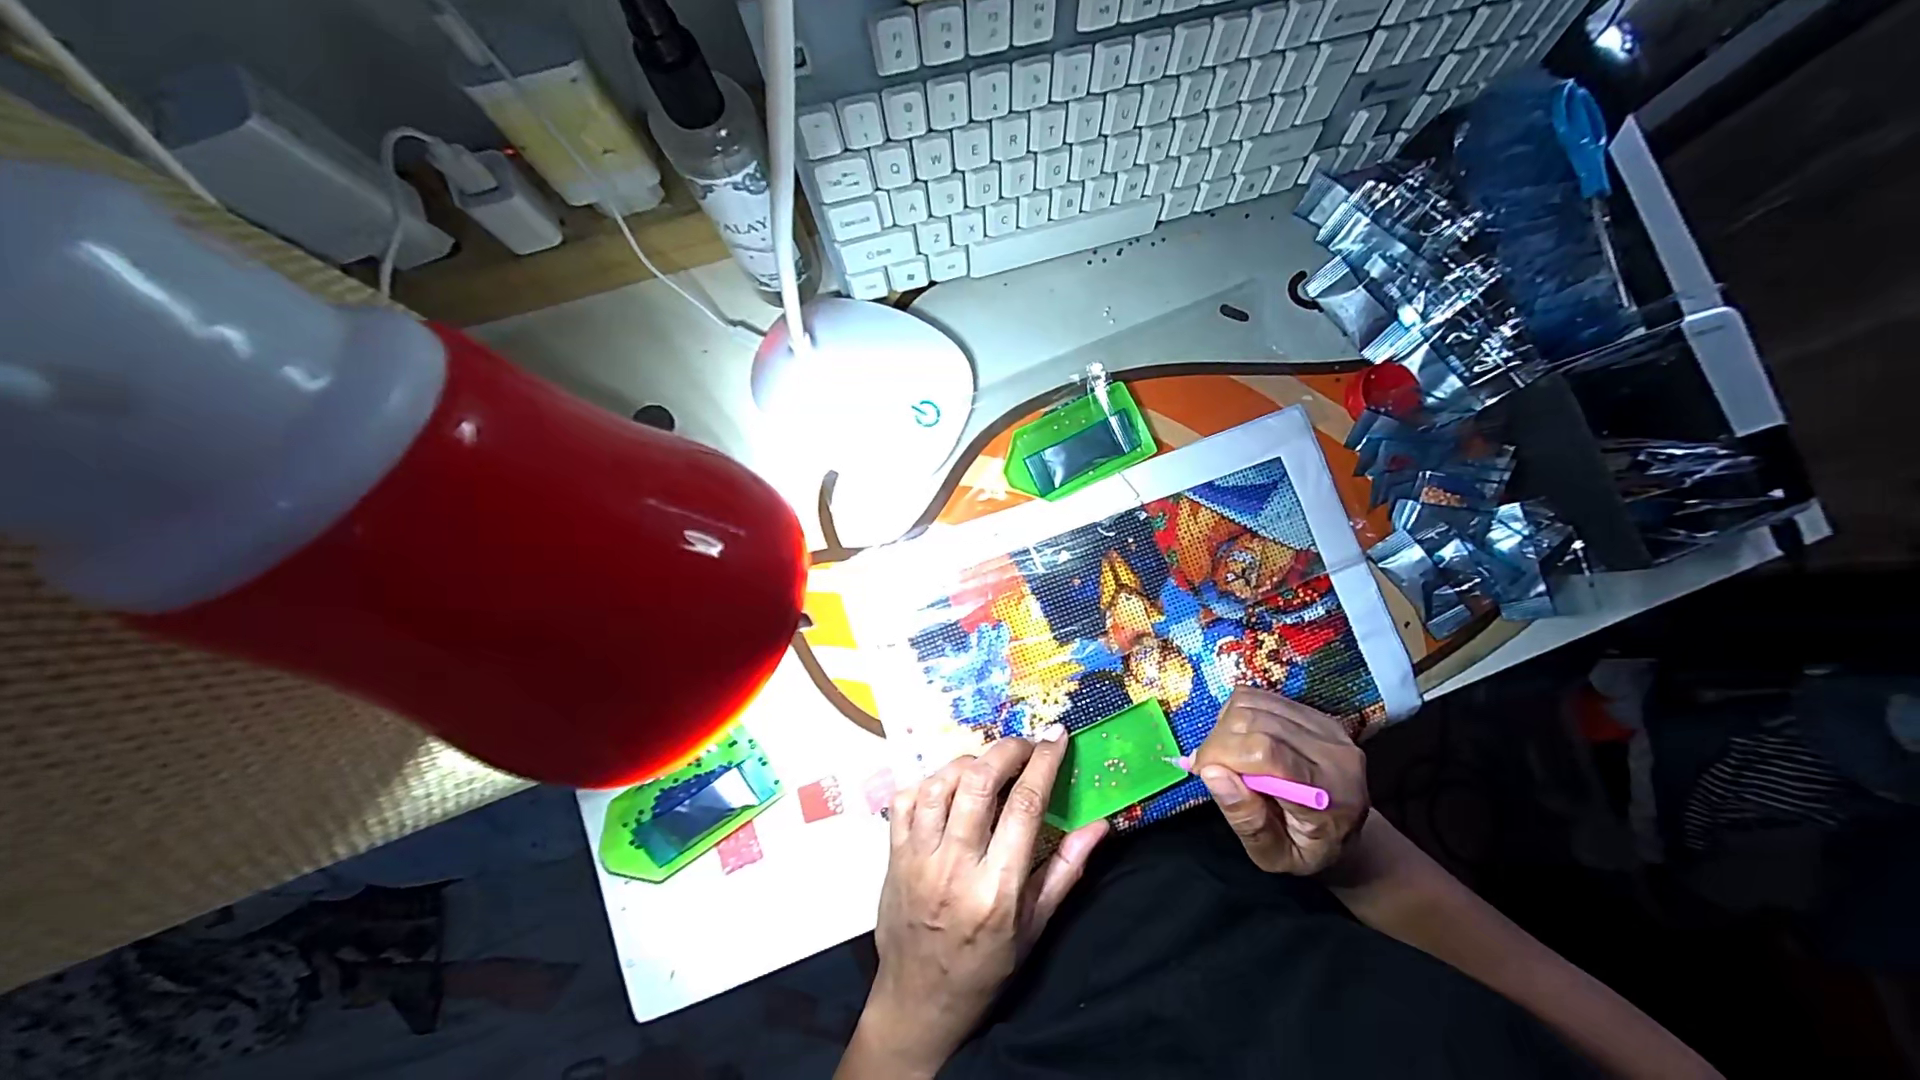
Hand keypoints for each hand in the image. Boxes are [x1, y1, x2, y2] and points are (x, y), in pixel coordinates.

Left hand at [845, 727, 1107, 1077]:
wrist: (920, 1002)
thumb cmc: (985, 968)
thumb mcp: (1035, 927)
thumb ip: (1066, 870)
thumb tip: (1100, 824)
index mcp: (997, 889)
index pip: (1025, 806)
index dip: (1044, 763)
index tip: (1056, 738)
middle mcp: (955, 867)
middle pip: (979, 783)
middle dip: (1007, 750)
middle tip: (1025, 744)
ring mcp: (918, 858)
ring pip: (940, 785)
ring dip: (968, 761)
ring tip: (988, 762)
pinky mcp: (893, 855)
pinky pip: (906, 800)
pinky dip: (929, 780)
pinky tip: (949, 783)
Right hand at [1192, 686, 1368, 875]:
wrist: (1347, 832)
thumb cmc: (1308, 851)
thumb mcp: (1274, 857)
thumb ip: (1246, 820)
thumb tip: (1211, 772)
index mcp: (1329, 795)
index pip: (1266, 752)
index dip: (1222, 754)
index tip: (1201, 771)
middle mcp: (1335, 754)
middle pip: (1254, 721)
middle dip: (1217, 741)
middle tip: (1209, 766)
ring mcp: (1328, 728)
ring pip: (1253, 703)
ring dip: (1224, 725)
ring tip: (1225, 754)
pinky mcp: (1316, 714)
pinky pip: (1260, 697)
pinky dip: (1236, 713)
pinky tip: (1239, 738)